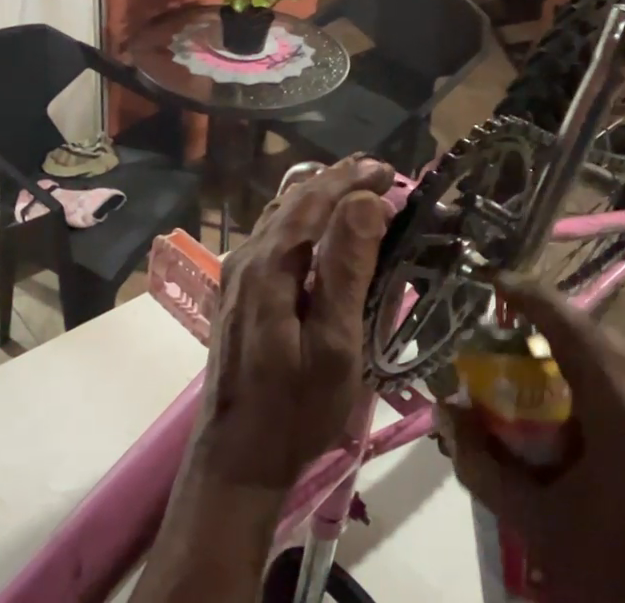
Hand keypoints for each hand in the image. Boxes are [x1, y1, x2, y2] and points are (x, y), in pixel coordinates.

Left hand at [193, 155, 394, 490]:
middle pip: (292, 203)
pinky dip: (302, 223)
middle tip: (379, 175)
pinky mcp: (237, 293)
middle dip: (335, 183)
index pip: (311, 202)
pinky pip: (272, 240)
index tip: (388, 170)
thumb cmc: (295, 408)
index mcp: (269, 267)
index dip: (349, 180)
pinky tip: (321, 233)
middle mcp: (245, 260)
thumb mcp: (335, 344)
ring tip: (356, 194)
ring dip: (318, 199)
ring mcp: (236, 276)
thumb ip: (347, 270)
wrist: (237, 454)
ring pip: (278, 219)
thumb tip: (365, 202)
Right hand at [436, 279, 624, 602]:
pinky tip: (597, 438)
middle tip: (514, 341)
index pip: (574, 328)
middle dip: (559, 330)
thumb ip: (488, 469)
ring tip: (549, 388)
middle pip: (609, 341)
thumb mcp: (544, 531)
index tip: (494, 282)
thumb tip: (448, 418)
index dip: (530, 297)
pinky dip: (619, 394)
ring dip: (590, 363)